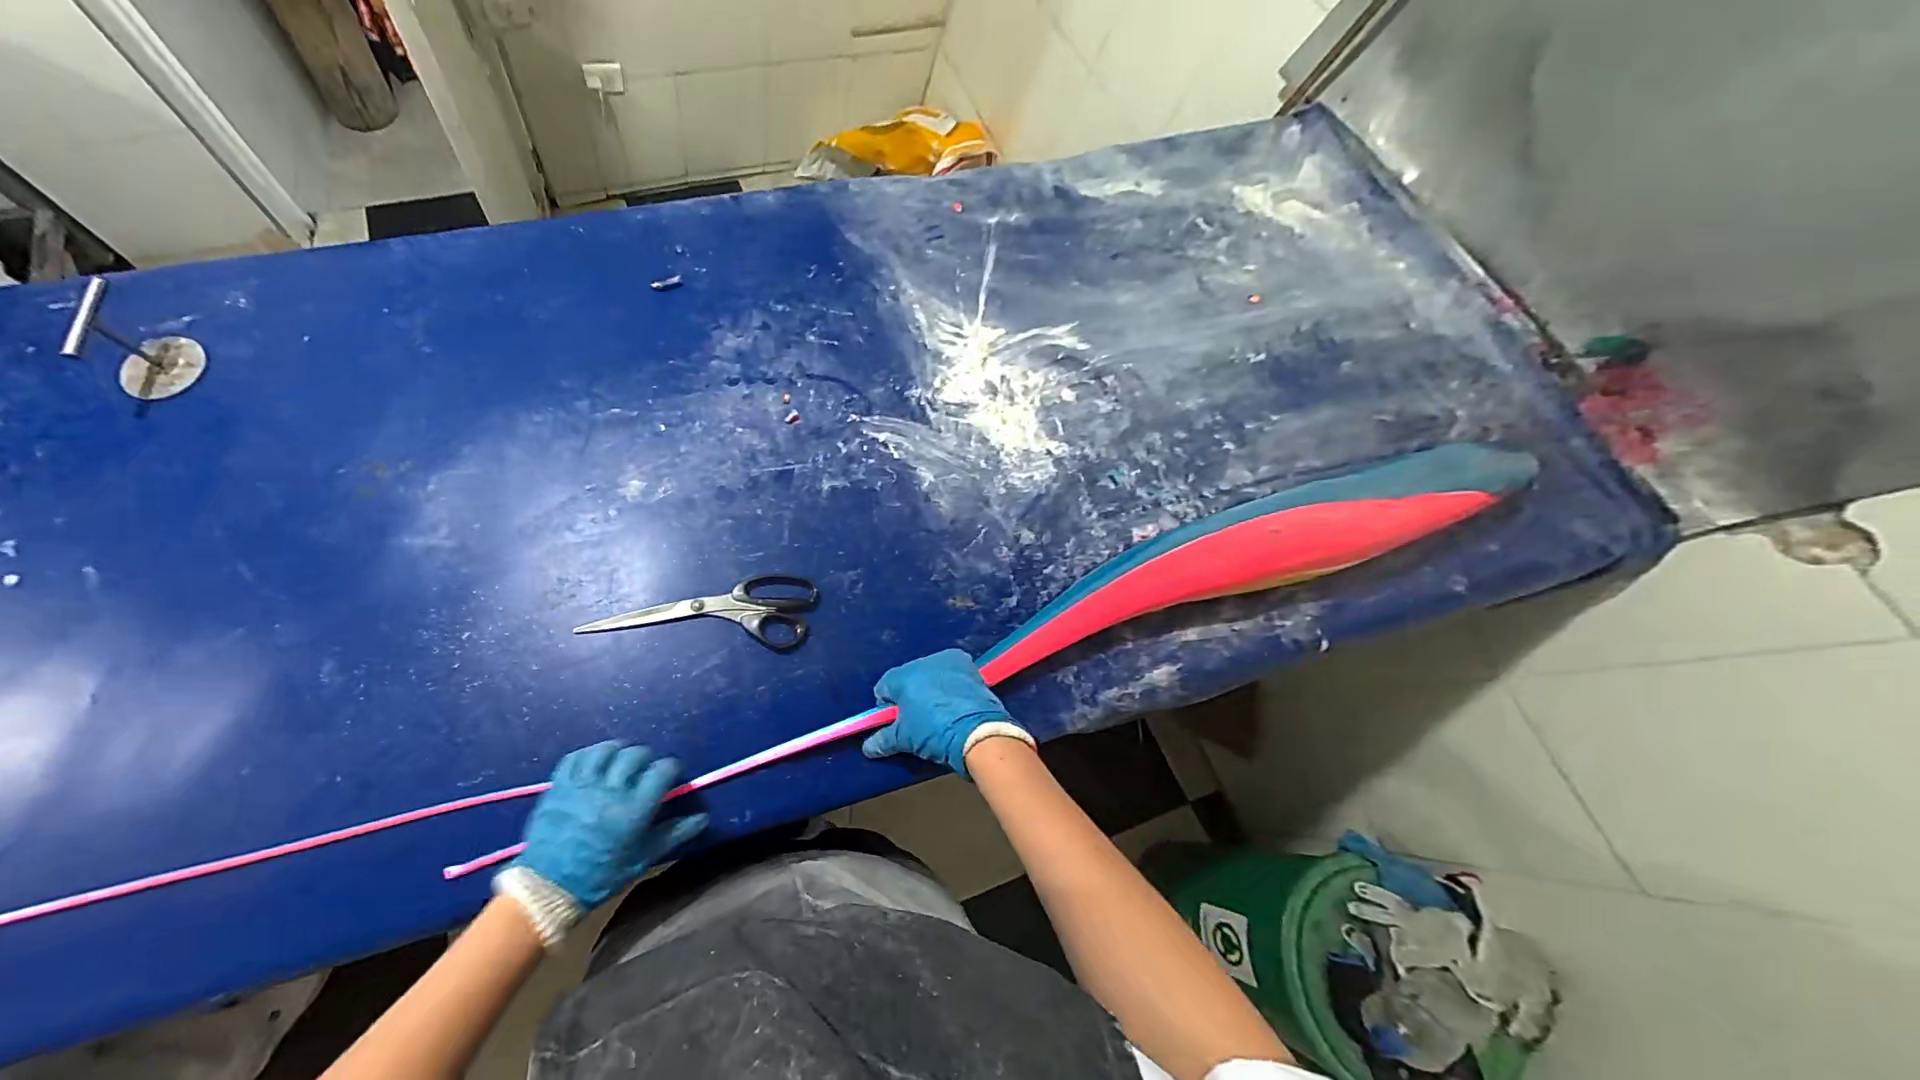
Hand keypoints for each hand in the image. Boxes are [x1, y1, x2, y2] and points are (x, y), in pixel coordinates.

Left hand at [514, 741, 707, 907]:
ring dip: (618, 750)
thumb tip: (703, 818)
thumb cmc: (602, 875)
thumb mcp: (643, 858)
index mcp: (634, 808)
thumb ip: (674, 834)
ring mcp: (582, 787)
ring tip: (620, 760)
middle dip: (646, 757)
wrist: (549, 889)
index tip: (672, 775)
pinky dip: (588, 754)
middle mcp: (610, 790)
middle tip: (646, 769)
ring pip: (605, 751)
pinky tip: (595, 761)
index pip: (663, 770)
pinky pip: (575, 758)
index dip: (672, 768)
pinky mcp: (559, 788)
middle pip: (635, 755)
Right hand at [861, 648, 1027, 777]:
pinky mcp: (970, 666)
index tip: (897, 723)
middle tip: (919, 721)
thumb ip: (883, 740)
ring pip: (931, 676)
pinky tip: (958, 705)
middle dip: (911, 696)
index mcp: (903, 676)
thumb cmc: (934, 732)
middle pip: (909, 679)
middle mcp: (924, 661)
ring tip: (941, 714)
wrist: (979, 731)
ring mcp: (949, 661)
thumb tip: (868, 747)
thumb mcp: (904, 739)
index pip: (885, 688)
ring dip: (932, 689)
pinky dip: (951, 686)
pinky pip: (952, 675)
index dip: (888, 707)